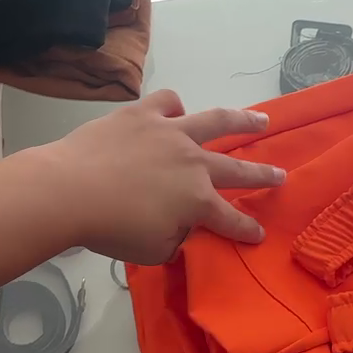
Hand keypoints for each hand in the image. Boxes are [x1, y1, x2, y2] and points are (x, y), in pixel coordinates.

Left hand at [34, 90, 285, 264]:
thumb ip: (176, 240)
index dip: (247, 229)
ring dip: (243, 121)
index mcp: (198, 201)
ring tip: (261, 120)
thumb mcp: (153, 251)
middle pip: (236, 168)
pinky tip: (177, 111)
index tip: (259, 234)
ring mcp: (170, 133)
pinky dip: (175, 106)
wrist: (71, 191)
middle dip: (261, 175)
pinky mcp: (142, 114)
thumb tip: (183, 230)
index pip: (231, 219)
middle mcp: (194, 163)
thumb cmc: (112, 229)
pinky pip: (167, 101)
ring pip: (216, 122)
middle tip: (281, 175)